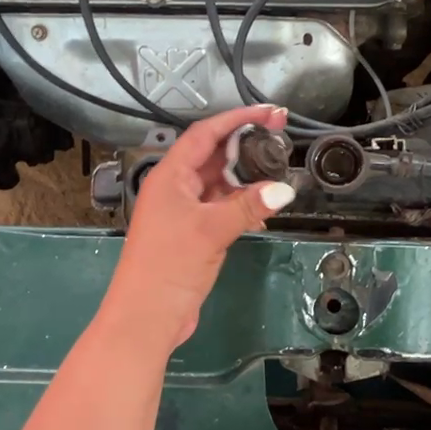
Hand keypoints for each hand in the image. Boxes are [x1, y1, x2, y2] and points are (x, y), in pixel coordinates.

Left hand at [103, 105, 296, 350]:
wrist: (145, 317)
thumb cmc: (168, 265)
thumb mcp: (211, 230)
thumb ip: (248, 206)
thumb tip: (285, 189)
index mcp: (170, 176)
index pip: (206, 134)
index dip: (238, 118)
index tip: (270, 112)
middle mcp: (175, 188)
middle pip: (214, 155)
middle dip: (246, 144)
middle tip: (280, 135)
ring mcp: (184, 211)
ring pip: (220, 182)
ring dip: (247, 177)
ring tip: (279, 170)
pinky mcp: (193, 233)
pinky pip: (222, 207)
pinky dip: (243, 204)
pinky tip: (264, 209)